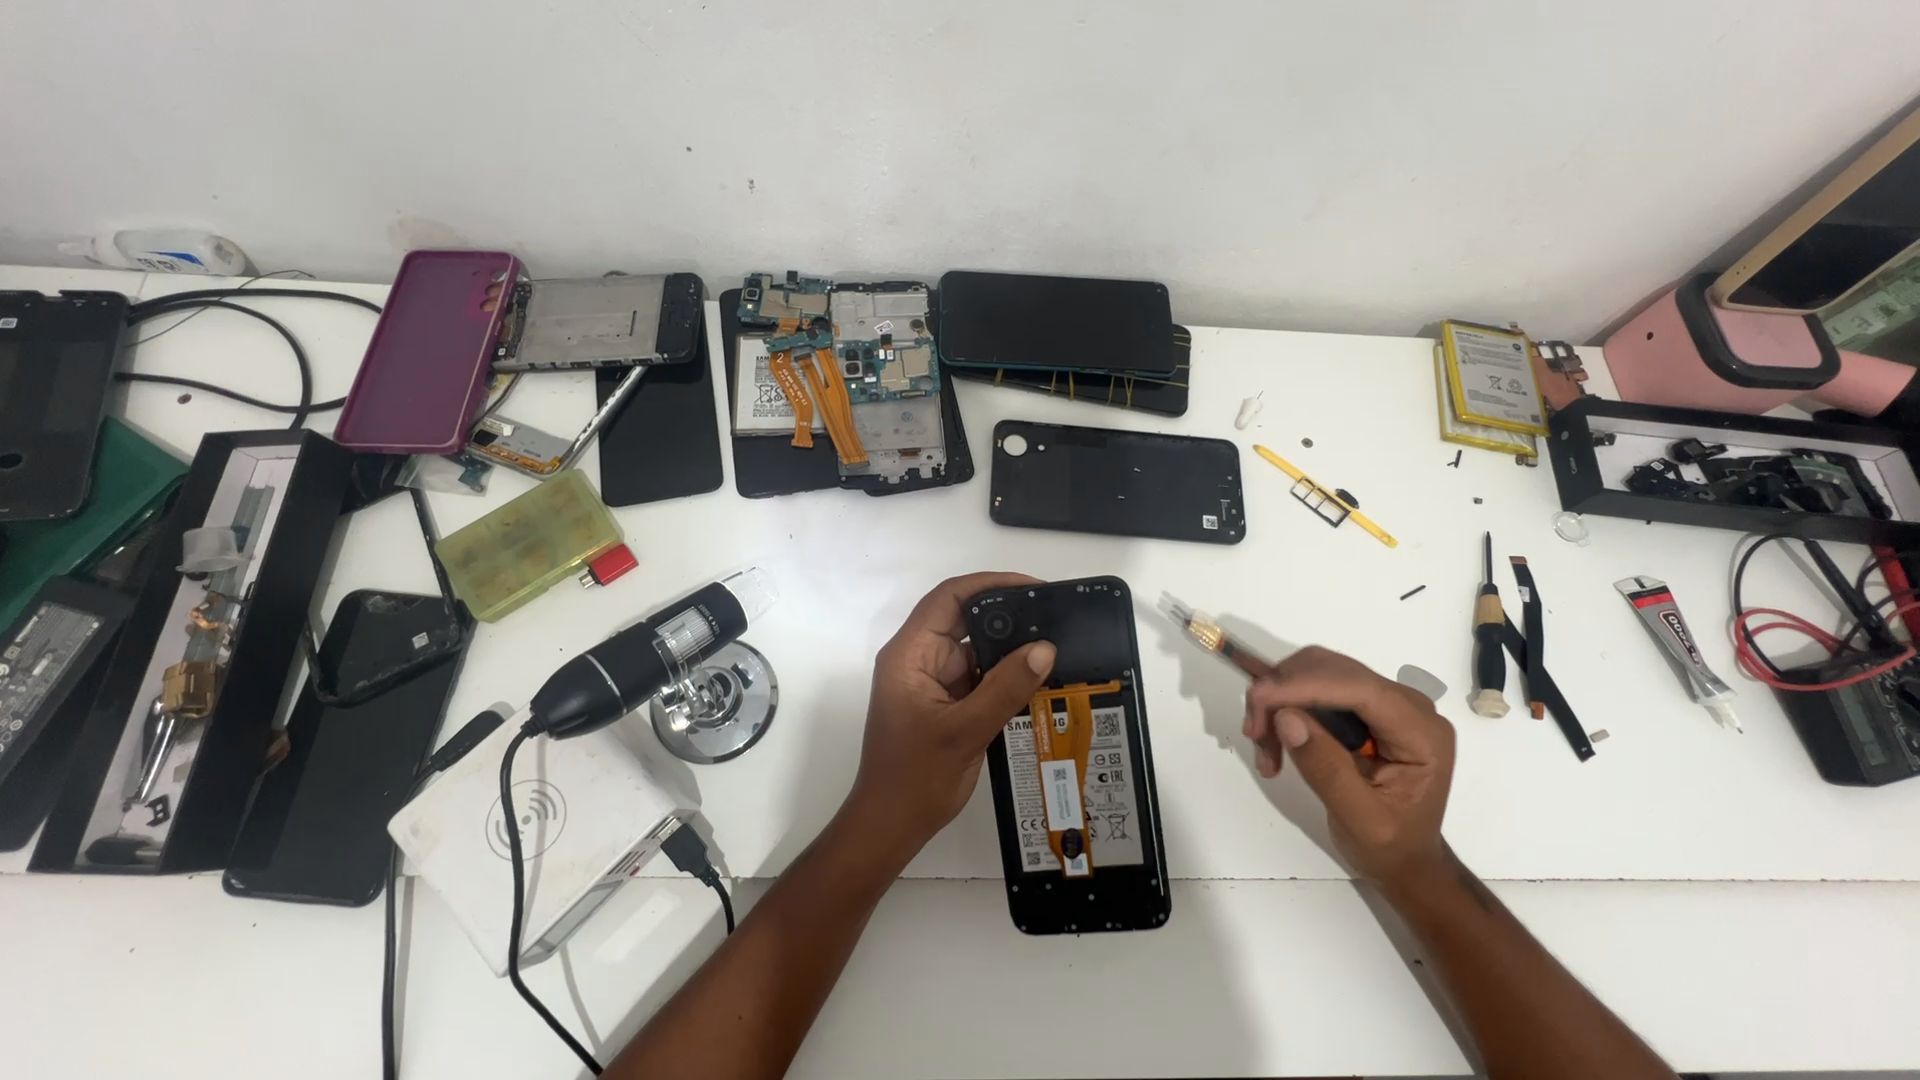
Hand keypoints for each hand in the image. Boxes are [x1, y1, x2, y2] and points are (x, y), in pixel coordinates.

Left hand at [843, 573, 1056, 863]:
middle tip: (1052, 614)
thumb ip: (1005, 688)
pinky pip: (979, 675)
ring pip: (976, 648)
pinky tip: (1036, 674)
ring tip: (1052, 642)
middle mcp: (920, 659)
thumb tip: (1044, 649)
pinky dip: (1005, 673)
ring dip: (1009, 646)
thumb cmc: (915, 777)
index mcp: (910, 654)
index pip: (948, 598)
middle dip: (1007, 614)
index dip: (989, 584)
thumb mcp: (964, 731)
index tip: (1032, 586)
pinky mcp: (947, 701)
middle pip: (964, 619)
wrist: (892, 823)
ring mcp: (933, 680)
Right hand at [1244, 646, 1454, 888]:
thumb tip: (1287, 717)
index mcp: (1421, 732)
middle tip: (1253, 732)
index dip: (1307, 684)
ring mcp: (1383, 703)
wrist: (1404, 860)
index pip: (1361, 688)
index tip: (1260, 698)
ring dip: (1279, 700)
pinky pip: (1312, 688)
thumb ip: (1326, 769)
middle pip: (1333, 670)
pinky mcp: (1361, 707)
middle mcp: (1406, 705)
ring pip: (1316, 672)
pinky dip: (1283, 708)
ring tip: (1263, 746)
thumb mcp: (1360, 818)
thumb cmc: (1390, 846)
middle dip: (1284, 692)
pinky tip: (1273, 743)